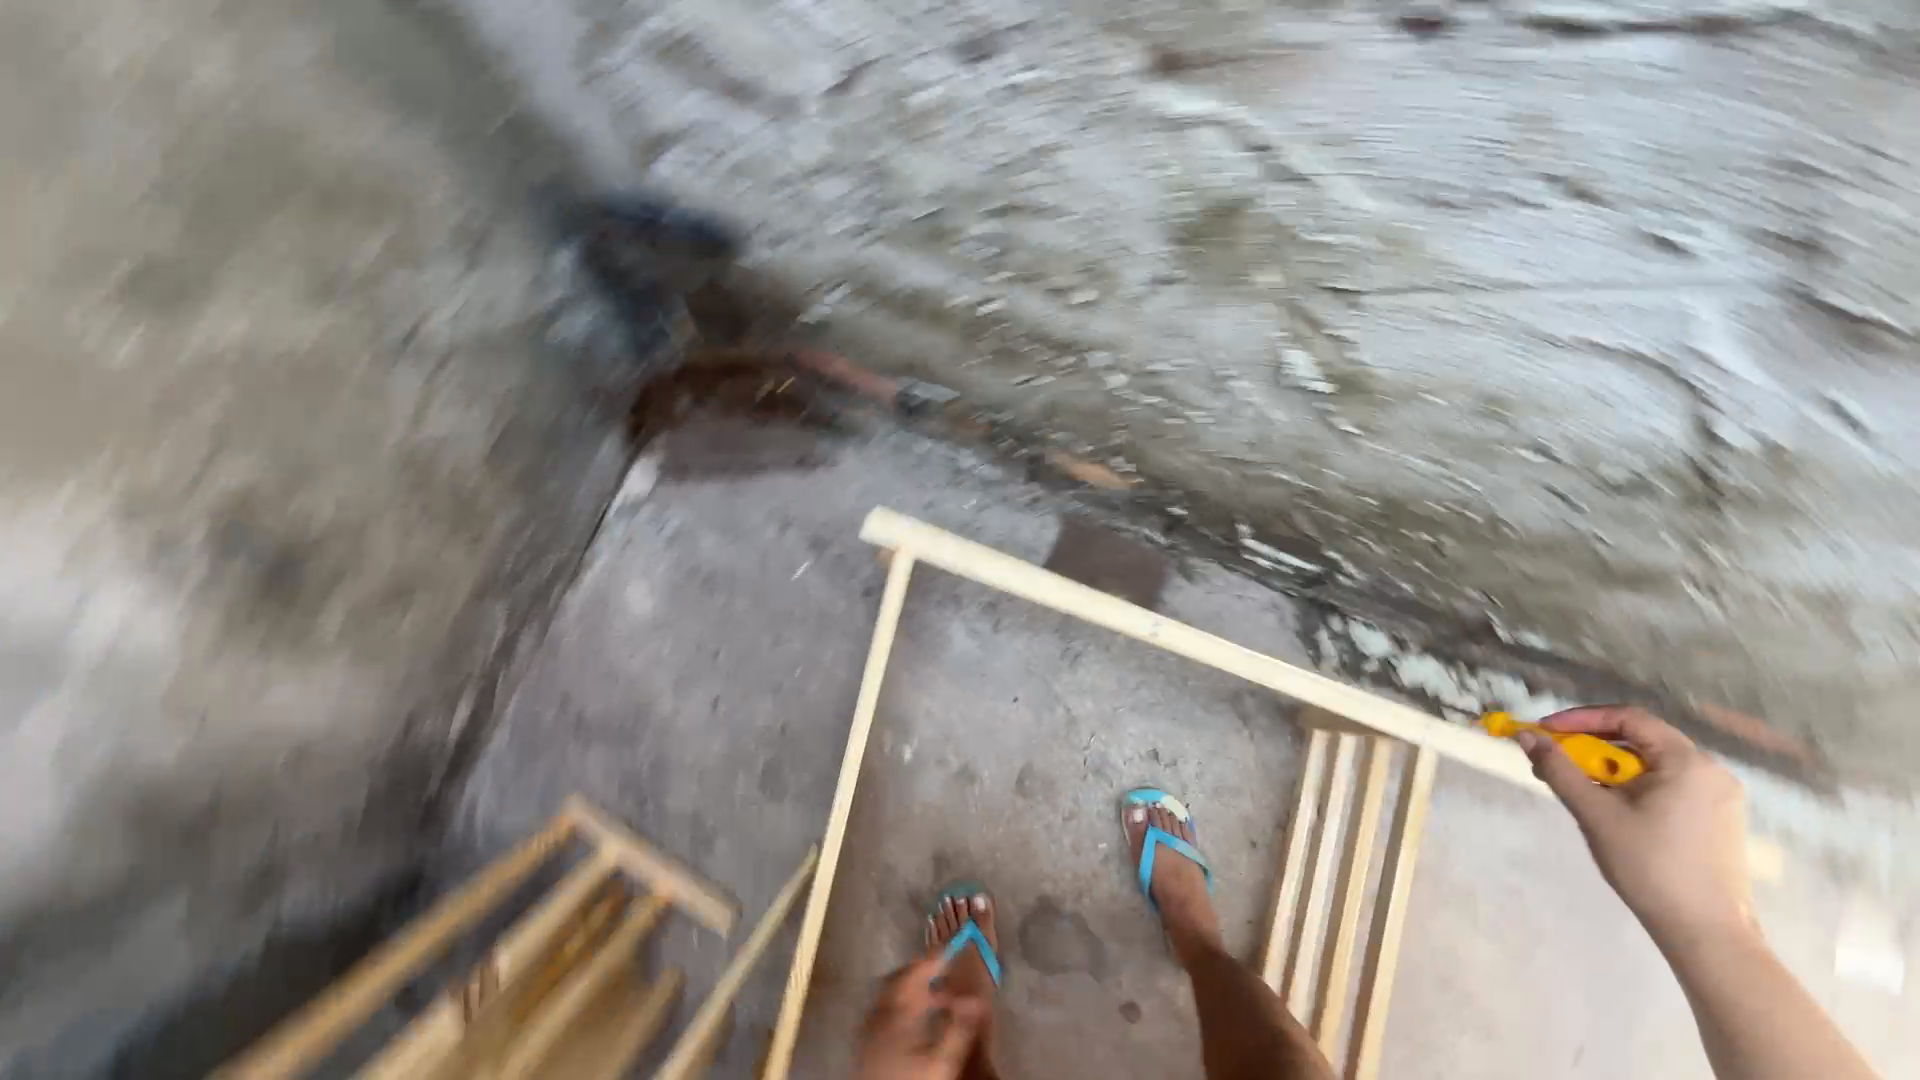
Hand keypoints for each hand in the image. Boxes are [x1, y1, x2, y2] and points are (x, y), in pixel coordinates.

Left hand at [853, 952, 986, 1079]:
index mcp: (896, 1010)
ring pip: (888, 993)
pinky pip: (882, 1008)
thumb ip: (959, 1028)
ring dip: (910, 987)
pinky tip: (913, 1018)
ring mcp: (867, 1026)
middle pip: (897, 978)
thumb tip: (978, 1000)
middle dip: (920, 970)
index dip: (933, 956)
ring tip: (932, 997)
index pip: (914, 971)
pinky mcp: (864, 1040)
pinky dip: (899, 1003)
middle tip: (941, 970)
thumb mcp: (941, 1059)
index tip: (950, 946)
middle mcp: (878, 1011)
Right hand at [1523, 706, 1756, 948]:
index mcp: (1688, 763)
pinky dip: (1632, 784)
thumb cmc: (1648, 864)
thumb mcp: (1594, 812)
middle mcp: (1711, 771)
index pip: (1629, 718)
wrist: (1705, 929)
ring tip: (1577, 785)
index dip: (1581, 719)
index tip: (1545, 731)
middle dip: (1591, 744)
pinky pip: (1667, 783)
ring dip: (1609, 766)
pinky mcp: (1717, 816)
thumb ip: (1558, 769)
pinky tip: (1610, 804)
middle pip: (1641, 739)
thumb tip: (1526, 737)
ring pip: (1652, 763)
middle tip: (1555, 758)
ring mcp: (1719, 795)